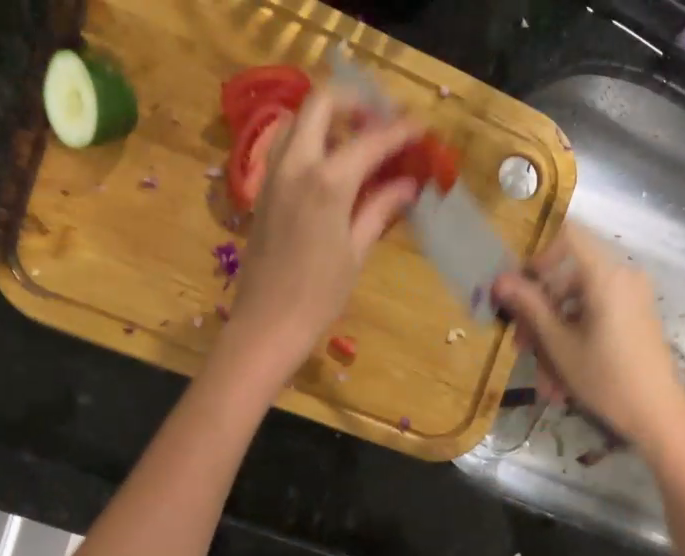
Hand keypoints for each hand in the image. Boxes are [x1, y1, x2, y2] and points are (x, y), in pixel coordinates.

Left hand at [217, 87, 420, 385]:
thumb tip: (407, 186)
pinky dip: (312, 141)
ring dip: (329, 119)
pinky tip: (333, 168)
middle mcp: (297, 164)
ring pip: (298, 120)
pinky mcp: (263, 190)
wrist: (267, 323)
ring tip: (357, 143)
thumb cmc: (319, 296)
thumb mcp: (356, 252)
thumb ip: (379, 209)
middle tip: (381, 123)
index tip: (420, 127)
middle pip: (322, 103)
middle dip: (355, 104)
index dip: (399, 131)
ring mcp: (274, 174)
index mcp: (327, 181)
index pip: (371, 140)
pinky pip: (287, 146)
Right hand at [492, 226, 684, 453]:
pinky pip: (596, 319)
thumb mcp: (560, 346)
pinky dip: (576, 344)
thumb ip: (530, 308)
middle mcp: (623, 277)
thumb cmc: (606, 379)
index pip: (568, 235)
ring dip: (555, 341)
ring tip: (546, 382)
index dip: (538, 255)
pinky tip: (562, 383)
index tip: (520, 288)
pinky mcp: (636, 318)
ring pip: (578, 307)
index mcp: (606, 275)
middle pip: (568, 279)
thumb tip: (500, 280)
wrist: (657, 415)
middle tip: (521, 349)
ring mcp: (633, 298)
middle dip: (541, 315)